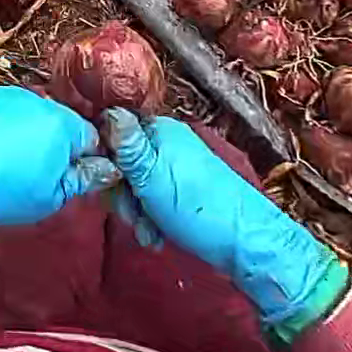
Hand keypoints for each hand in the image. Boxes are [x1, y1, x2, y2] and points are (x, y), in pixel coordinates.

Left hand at [0, 86, 119, 242]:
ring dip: (28, 130)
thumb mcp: (50, 197)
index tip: (69, 174)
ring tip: (8, 159)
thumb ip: (83, 179)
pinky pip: (4, 108)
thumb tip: (108, 169)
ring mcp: (9, 94)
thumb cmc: (2, 190)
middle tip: (37, 171)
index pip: (91, 137)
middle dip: (54, 142)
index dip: (83, 158)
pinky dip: (2, 123)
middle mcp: (40, 101)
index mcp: (63, 125)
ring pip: (32, 112)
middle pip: (60, 121)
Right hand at [102, 108, 348, 343]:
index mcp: (159, 129)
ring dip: (136, 210)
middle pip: (123, 160)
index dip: (105, 160)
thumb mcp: (151, 176)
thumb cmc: (195, 207)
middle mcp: (168, 140)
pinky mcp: (185, 187)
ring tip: (149, 232)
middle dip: (122, 192)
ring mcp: (178, 164)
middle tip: (132, 215)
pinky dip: (152, 216)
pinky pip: (154, 196)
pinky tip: (157, 236)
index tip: (108, 187)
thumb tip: (106, 110)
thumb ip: (126, 145)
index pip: (113, 132)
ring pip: (137, 183)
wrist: (247, 242)